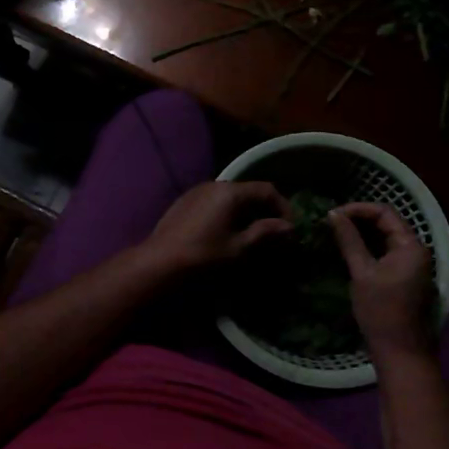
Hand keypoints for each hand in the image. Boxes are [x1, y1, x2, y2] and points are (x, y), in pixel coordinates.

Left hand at [140, 181, 292, 275]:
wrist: (159, 264)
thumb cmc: (204, 255)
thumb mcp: (239, 247)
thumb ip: (265, 233)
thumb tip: (288, 227)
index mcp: (231, 192)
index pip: (267, 190)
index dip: (283, 207)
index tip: (290, 229)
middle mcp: (214, 185)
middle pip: (248, 192)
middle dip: (264, 211)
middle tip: (273, 233)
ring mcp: (196, 192)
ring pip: (230, 197)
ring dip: (245, 213)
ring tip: (251, 235)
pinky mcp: (183, 203)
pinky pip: (213, 203)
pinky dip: (226, 214)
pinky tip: (224, 234)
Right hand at [328, 203, 434, 359]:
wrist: (400, 351)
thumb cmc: (380, 311)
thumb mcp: (362, 272)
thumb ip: (349, 240)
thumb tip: (333, 214)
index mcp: (412, 246)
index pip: (384, 213)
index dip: (358, 209)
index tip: (332, 215)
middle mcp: (418, 250)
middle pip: (388, 223)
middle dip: (359, 219)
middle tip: (332, 223)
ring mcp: (414, 264)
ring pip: (387, 238)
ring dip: (363, 233)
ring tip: (337, 233)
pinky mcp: (406, 276)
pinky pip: (387, 252)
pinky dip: (369, 247)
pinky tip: (350, 249)